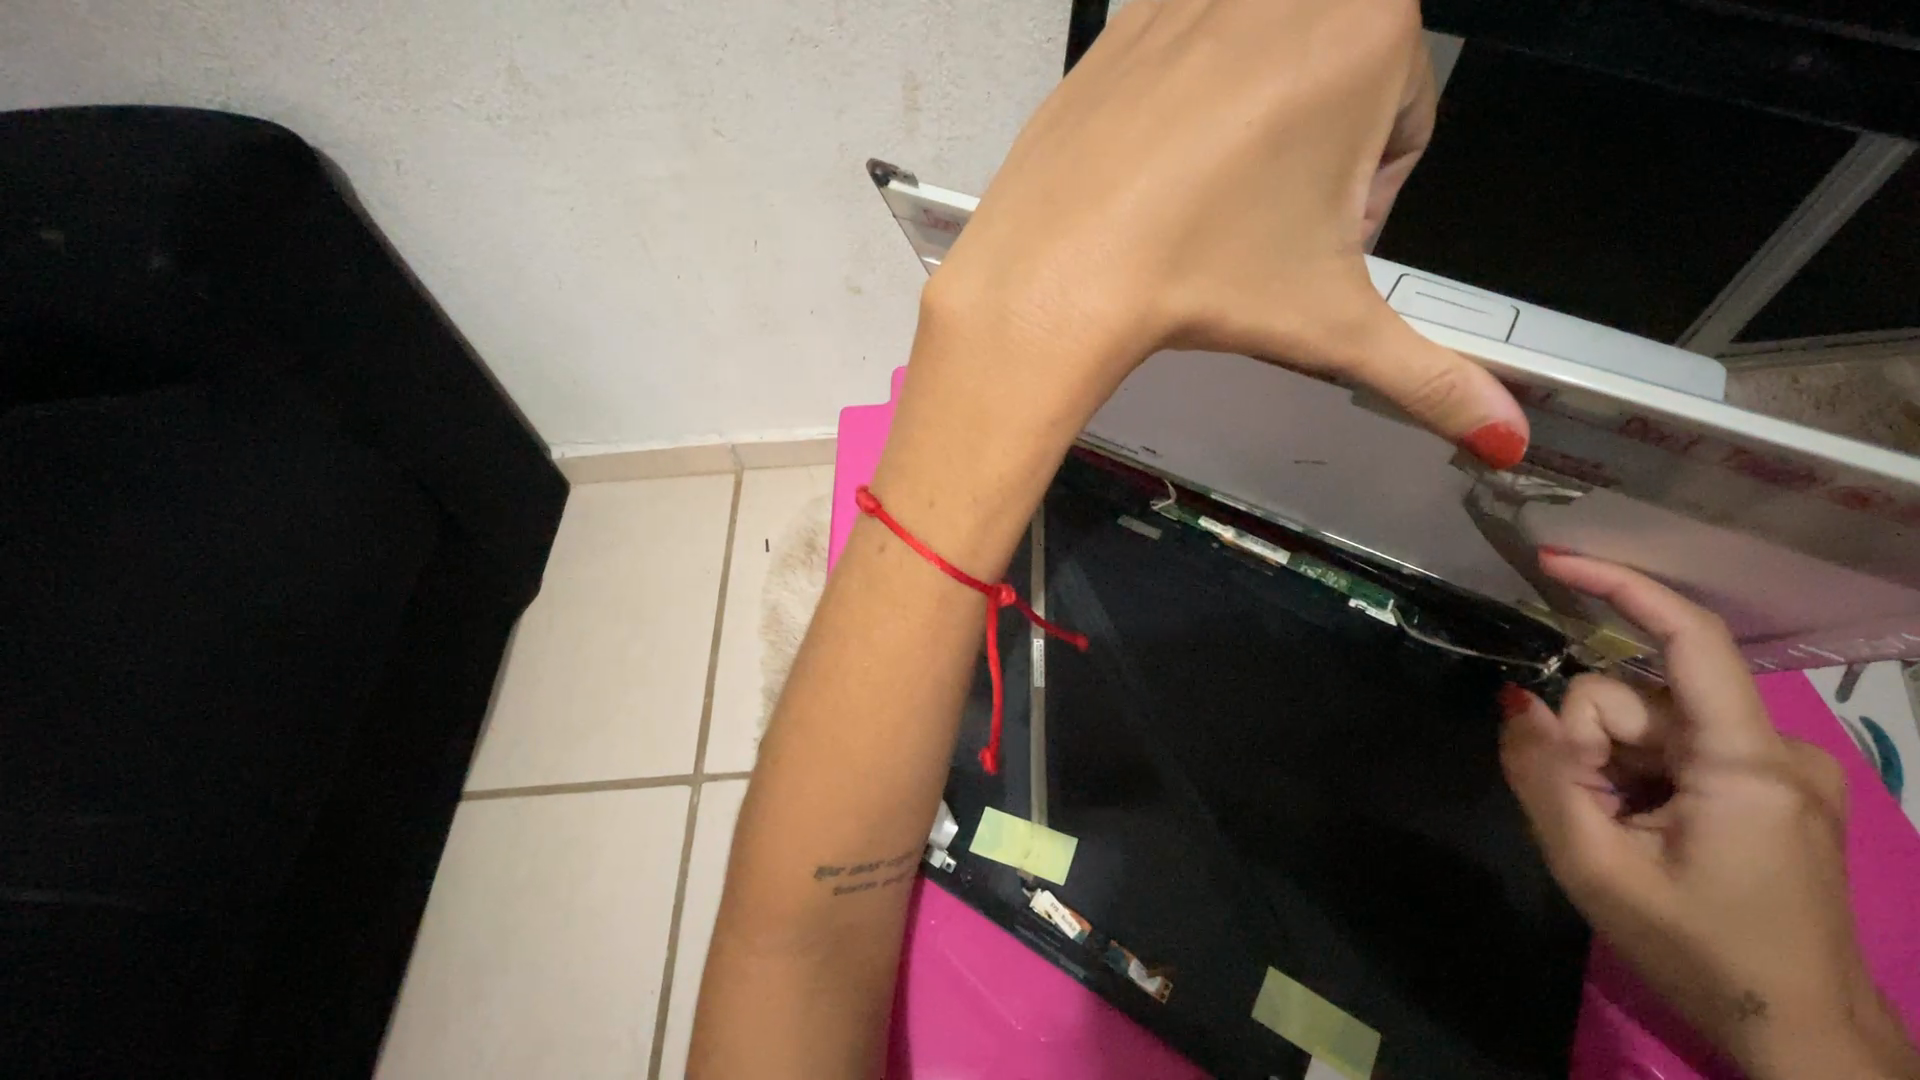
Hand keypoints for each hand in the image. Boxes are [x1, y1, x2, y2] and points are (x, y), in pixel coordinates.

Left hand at [910, 0, 1527, 470]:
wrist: (1056, 271)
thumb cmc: (1198, 280)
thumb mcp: (1333, 323)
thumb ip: (1433, 376)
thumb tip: (1507, 441)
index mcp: (1369, 27)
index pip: (1407, 117)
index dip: (1362, 197)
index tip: (1312, 242)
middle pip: (1337, 83)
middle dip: (1313, 159)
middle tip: (1254, 227)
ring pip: (1264, 65)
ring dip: (1252, 129)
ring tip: (1201, 203)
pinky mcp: (1125, 21)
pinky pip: (1186, 59)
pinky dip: (1184, 109)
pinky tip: (1156, 172)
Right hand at [1500, 553, 1918, 1078]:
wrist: (1802, 1032)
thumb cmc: (1698, 951)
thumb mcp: (1592, 866)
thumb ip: (1541, 773)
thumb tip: (1516, 696)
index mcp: (1744, 763)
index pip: (1688, 639)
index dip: (1621, 587)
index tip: (1553, 563)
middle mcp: (1774, 748)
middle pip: (1637, 698)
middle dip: (1584, 742)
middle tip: (1584, 812)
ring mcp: (1778, 767)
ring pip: (1649, 723)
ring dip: (1605, 764)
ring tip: (1613, 829)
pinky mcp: (1770, 784)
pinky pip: (1673, 747)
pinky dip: (1633, 773)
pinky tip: (1638, 823)